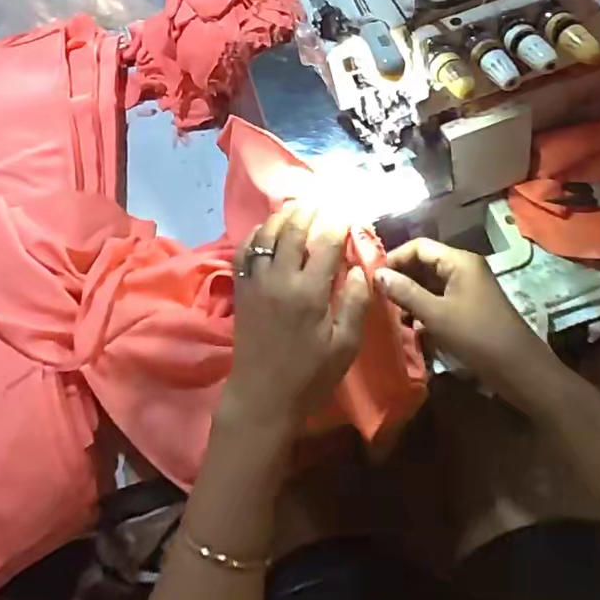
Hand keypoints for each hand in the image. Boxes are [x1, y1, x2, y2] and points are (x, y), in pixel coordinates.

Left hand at [224, 204, 371, 429]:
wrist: (262, 398)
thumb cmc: (309, 375)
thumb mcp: (344, 346)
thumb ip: (354, 304)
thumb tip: (357, 268)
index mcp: (309, 292)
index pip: (326, 244)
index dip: (337, 223)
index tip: (346, 212)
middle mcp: (280, 278)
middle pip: (294, 230)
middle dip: (309, 211)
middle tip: (321, 201)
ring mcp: (256, 281)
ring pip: (267, 235)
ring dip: (283, 216)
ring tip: (296, 206)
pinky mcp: (242, 288)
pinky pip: (245, 250)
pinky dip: (257, 233)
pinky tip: (267, 228)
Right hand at [376, 238, 560, 408]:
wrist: (521, 371)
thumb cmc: (479, 337)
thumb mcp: (437, 315)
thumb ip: (406, 293)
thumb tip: (377, 274)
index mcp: (459, 261)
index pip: (419, 246)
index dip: (395, 257)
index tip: (373, 277)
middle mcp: (464, 268)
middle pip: (424, 262)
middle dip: (401, 277)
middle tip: (377, 295)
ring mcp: (469, 288)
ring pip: (431, 282)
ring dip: (411, 294)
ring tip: (390, 312)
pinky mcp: (470, 307)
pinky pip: (441, 298)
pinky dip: (424, 307)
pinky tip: (410, 324)